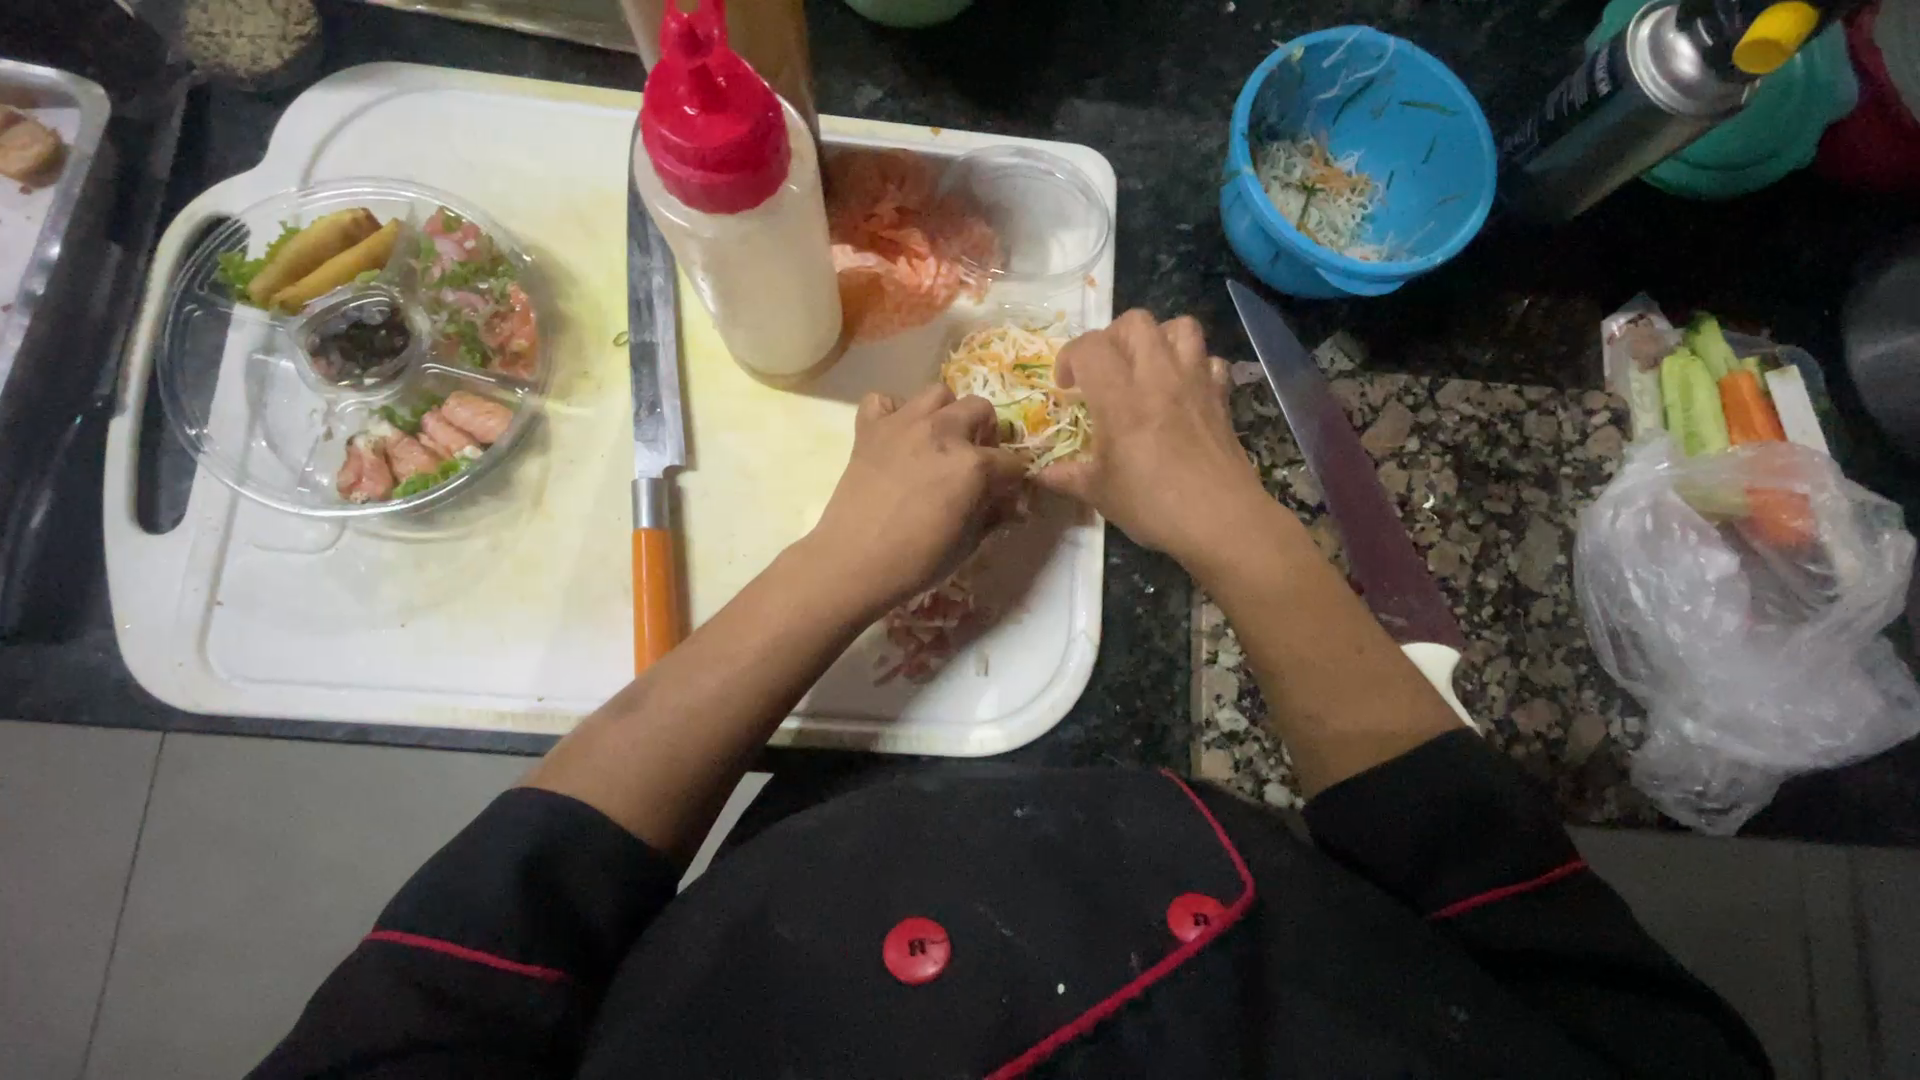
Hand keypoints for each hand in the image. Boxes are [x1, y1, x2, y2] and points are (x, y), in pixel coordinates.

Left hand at [800, 385, 1025, 615]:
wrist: (854, 564)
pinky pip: (883, 400)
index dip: (1013, 480)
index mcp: (973, 465)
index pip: (1012, 462)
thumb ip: (995, 514)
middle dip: (985, 434)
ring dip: (945, 413)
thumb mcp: (968, 544)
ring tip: (939, 441)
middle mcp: (942, 432)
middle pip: (980, 410)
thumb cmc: (918, 562)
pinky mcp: (869, 428)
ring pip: (938, 394)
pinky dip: (892, 412)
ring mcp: (903, 424)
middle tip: (974, 461)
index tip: (1005, 495)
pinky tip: (896, 437)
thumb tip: (1013, 505)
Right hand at [1037, 309, 1270, 561]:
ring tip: (1145, 367)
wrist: (1220, 520)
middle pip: (1135, 322)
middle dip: (1112, 337)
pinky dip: (1195, 365)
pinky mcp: (1221, 398)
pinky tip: (1183, 390)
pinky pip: (1210, 360)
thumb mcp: (1099, 493)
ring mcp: (1195, 383)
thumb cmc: (1152, 505)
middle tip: (1104, 371)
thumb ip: (1066, 477)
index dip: (1070, 357)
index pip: (1090, 346)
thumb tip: (1037, 475)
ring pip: (1180, 326)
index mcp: (1120, 398)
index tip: (1066, 387)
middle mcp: (1158, 377)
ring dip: (1158, 338)